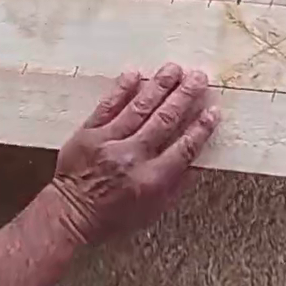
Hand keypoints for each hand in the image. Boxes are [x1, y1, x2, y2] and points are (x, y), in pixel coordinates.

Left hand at [36, 63, 221, 246]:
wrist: (70, 212)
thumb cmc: (114, 216)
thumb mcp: (152, 211)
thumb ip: (175, 185)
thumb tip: (198, 162)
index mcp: (151, 180)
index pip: (184, 149)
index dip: (201, 128)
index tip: (214, 110)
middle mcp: (132, 157)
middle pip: (164, 120)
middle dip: (184, 96)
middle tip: (198, 77)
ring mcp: (108, 141)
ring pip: (139, 108)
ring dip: (158, 86)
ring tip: (174, 68)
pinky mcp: (88, 131)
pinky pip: (108, 106)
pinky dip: (122, 89)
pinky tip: (135, 74)